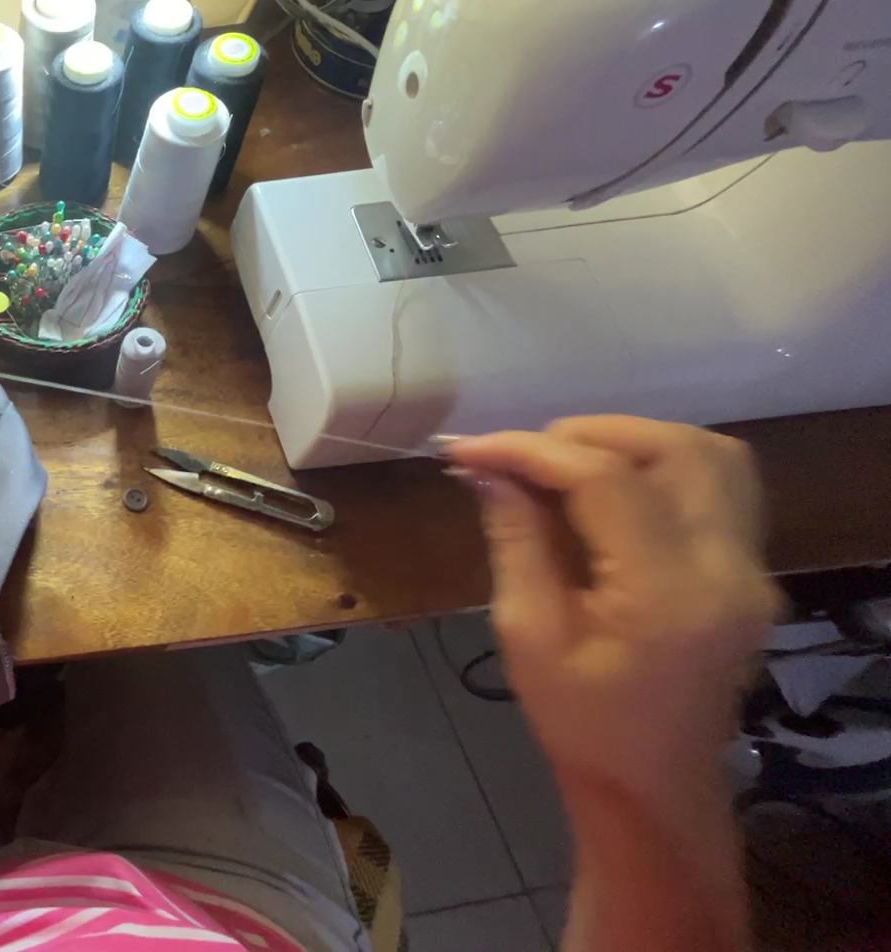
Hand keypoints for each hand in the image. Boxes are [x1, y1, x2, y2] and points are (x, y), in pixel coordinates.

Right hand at [446, 417, 781, 800]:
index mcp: (668, 592)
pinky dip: (650, 463)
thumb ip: (515, 538)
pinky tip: (594, 484)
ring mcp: (749, 567)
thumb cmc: (574, 713)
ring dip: (624, 441)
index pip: (606, 481)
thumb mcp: (524, 626)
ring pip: (709, 456)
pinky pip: (714, 484)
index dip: (527, 450)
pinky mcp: (744, 568)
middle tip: (514, 455)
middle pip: (678, 450)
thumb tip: (486, 471)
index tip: (463, 450)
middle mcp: (728, 568)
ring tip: (552, 462)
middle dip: (583, 434)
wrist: (650, 776)